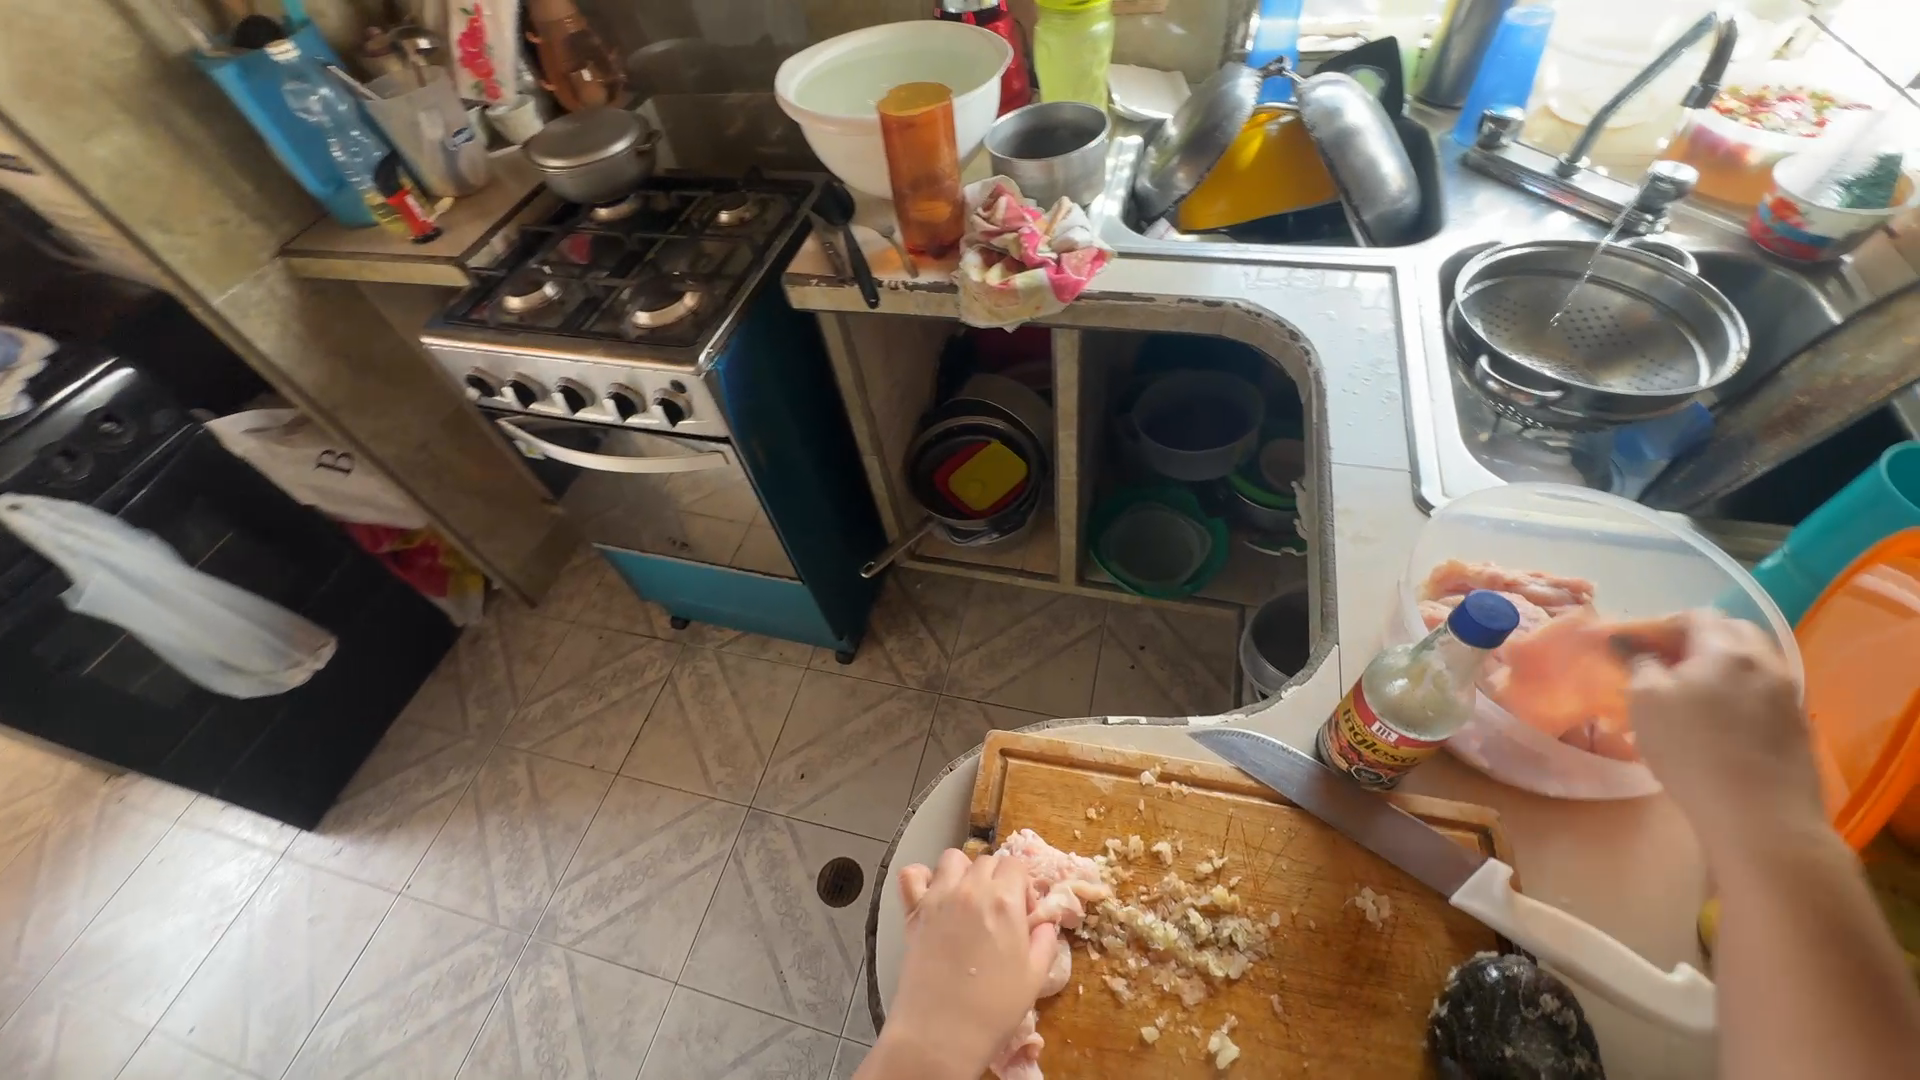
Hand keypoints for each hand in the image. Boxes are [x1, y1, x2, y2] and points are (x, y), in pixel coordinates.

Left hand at [883, 850, 1056, 1072]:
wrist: (941, 1033)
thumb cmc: (994, 1008)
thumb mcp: (1034, 977)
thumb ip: (1045, 942)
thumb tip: (1045, 924)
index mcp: (1004, 900)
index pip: (1016, 865)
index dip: (1023, 886)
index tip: (1023, 913)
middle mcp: (971, 888)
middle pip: (987, 861)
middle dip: (997, 880)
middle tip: (997, 913)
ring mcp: (939, 896)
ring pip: (953, 859)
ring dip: (963, 872)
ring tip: (967, 901)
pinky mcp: (914, 910)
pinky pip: (912, 874)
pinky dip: (921, 878)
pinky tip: (932, 897)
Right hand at [1615, 610, 1824, 860]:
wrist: (1758, 811)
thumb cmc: (1689, 747)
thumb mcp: (1645, 700)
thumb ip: (1639, 663)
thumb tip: (1630, 644)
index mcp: (1726, 651)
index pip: (1698, 615)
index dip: (1664, 624)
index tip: (1637, 645)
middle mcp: (1766, 664)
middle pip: (1733, 632)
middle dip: (1697, 638)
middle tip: (1664, 662)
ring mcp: (1788, 694)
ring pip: (1753, 661)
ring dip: (1720, 664)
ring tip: (1688, 690)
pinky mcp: (1796, 724)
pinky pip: (1763, 689)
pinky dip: (1737, 688)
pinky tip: (1715, 716)